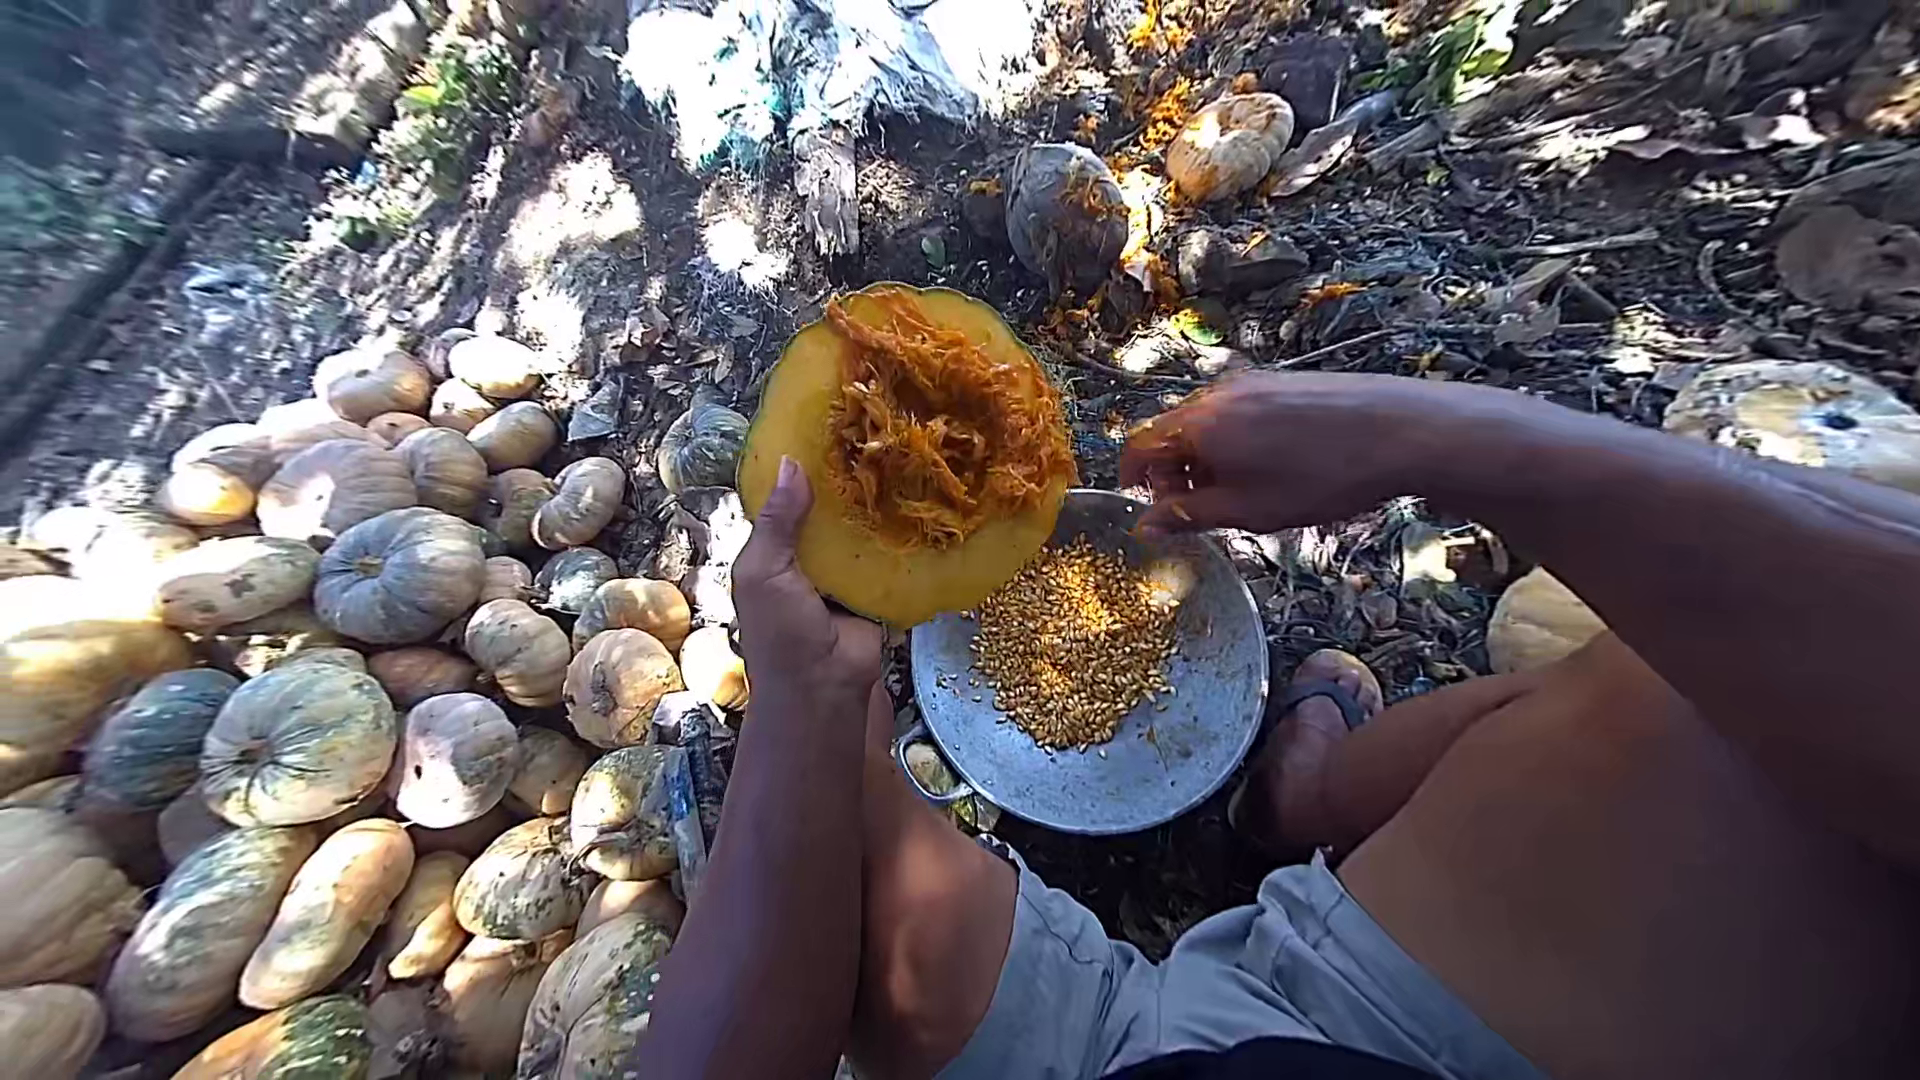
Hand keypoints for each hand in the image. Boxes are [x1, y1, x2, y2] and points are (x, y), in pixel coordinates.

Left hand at [734, 457, 884, 718]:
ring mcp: (844, 574)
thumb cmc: (781, 630)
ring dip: (874, 509)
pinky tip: (917, 504)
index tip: (828, 433)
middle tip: (874, 441)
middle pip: (828, 514)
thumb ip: (777, 521)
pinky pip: (885, 556)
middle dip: (846, 486)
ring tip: (900, 462)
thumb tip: (791, 462)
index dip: (802, 473)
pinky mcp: (875, 587)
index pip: (787, 503)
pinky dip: (896, 537)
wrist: (824, 685)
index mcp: (774, 553)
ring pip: (859, 532)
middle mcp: (810, 559)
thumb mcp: (763, 571)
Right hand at [1120, 372, 1536, 532]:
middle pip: (1169, 433)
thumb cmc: (1319, 478)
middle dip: (1170, 470)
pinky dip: (1229, 438)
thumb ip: (1187, 516)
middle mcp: (1215, 395)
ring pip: (1202, 422)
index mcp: (1198, 425)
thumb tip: (1143, 526)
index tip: (1140, 502)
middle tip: (1194, 504)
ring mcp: (1249, 382)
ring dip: (1200, 456)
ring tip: (1234, 487)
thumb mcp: (1246, 510)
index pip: (1139, 445)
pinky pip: (1233, 410)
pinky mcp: (1279, 379)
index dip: (1132, 477)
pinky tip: (1264, 461)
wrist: (1407, 430)